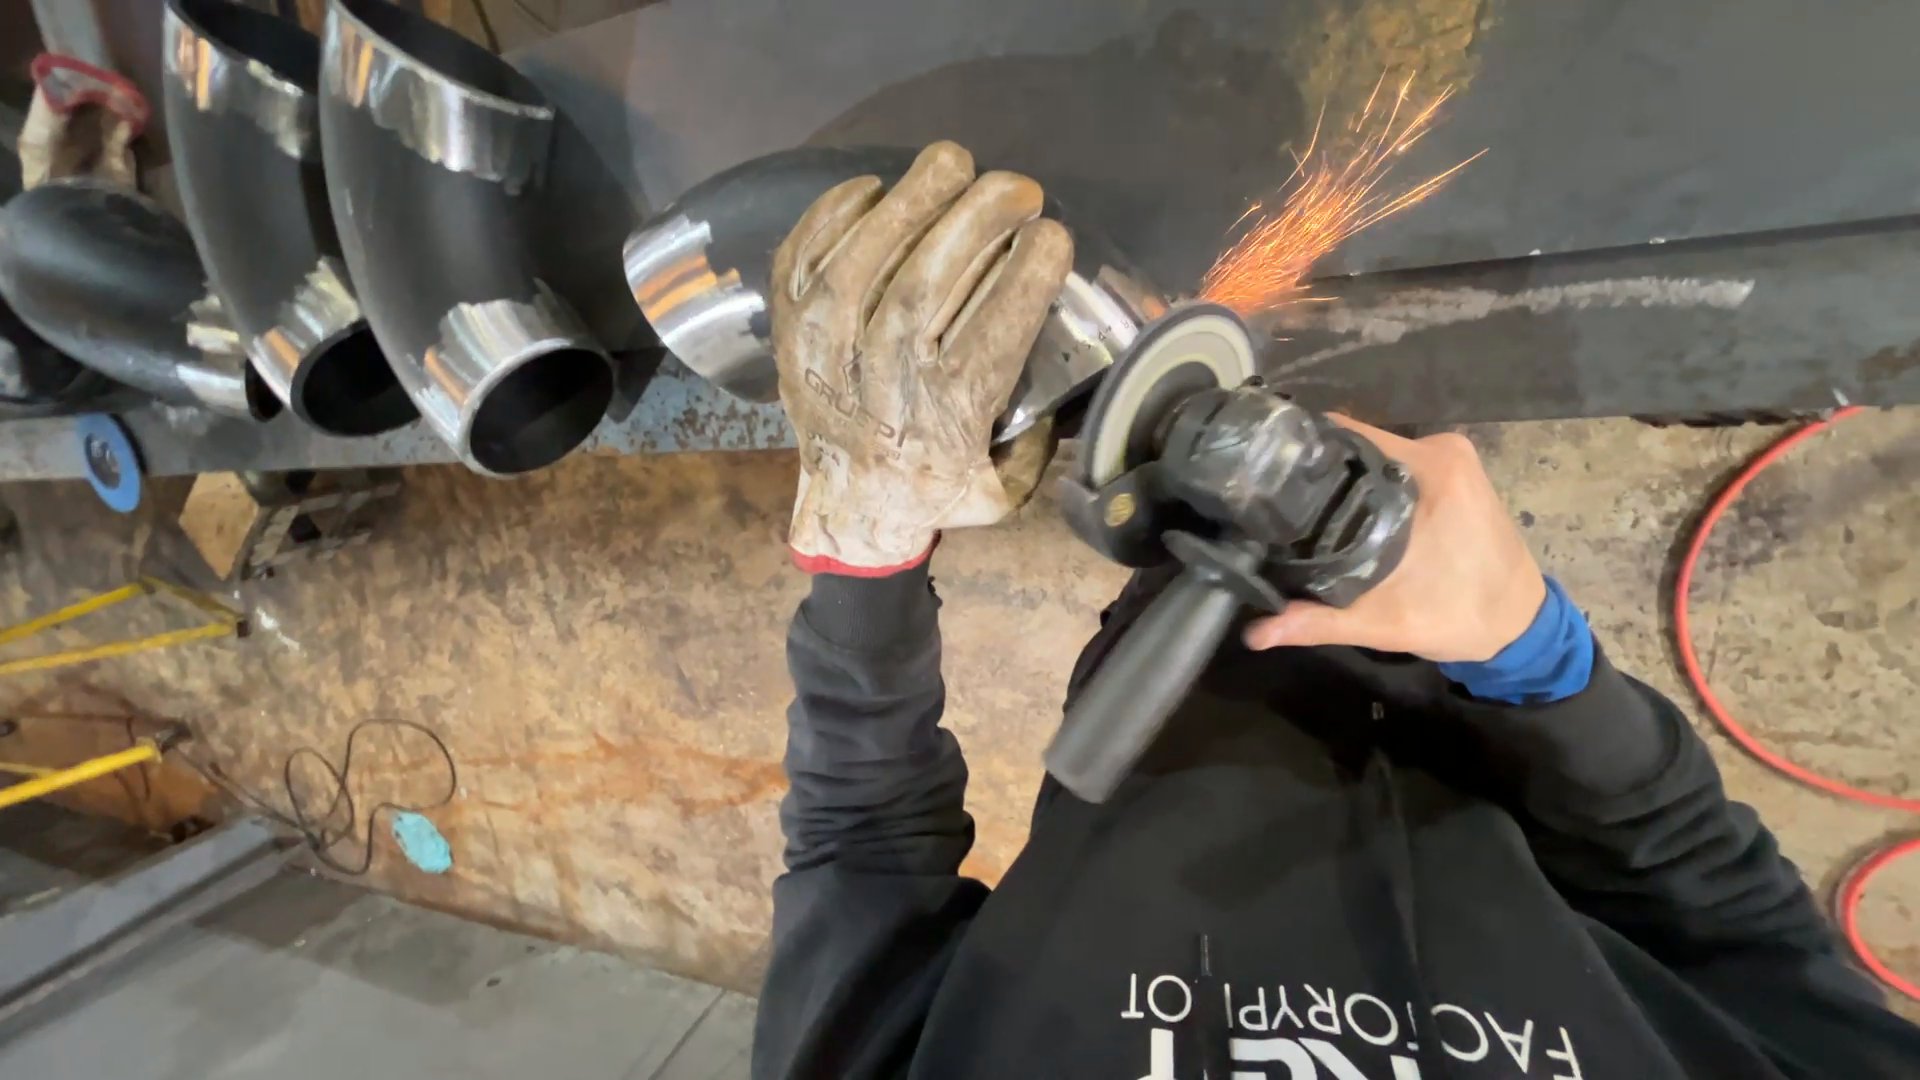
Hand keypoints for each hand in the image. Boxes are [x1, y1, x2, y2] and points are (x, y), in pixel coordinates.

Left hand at [772, 141, 1073, 573]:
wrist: (851, 507)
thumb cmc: (934, 492)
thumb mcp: (1002, 491)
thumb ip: (1035, 444)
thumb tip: (1063, 376)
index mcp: (944, 421)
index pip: (993, 333)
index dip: (1028, 273)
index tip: (1054, 235)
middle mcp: (883, 382)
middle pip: (925, 284)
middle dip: (976, 220)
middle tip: (1015, 188)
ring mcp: (826, 354)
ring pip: (863, 264)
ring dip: (911, 201)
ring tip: (951, 163)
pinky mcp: (790, 334)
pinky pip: (802, 260)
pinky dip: (833, 216)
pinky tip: (874, 190)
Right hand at [1244, 417, 1545, 661]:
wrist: (1521, 628)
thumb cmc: (1460, 616)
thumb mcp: (1383, 622)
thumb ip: (1317, 622)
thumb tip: (1255, 633)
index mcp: (1429, 470)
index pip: (1342, 436)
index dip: (1296, 453)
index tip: (1259, 476)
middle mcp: (1439, 451)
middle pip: (1351, 444)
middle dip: (1311, 470)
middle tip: (1267, 500)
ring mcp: (1447, 459)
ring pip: (1368, 455)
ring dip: (1334, 478)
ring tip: (1290, 505)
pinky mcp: (1450, 472)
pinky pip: (1388, 466)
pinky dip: (1360, 484)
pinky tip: (1332, 509)